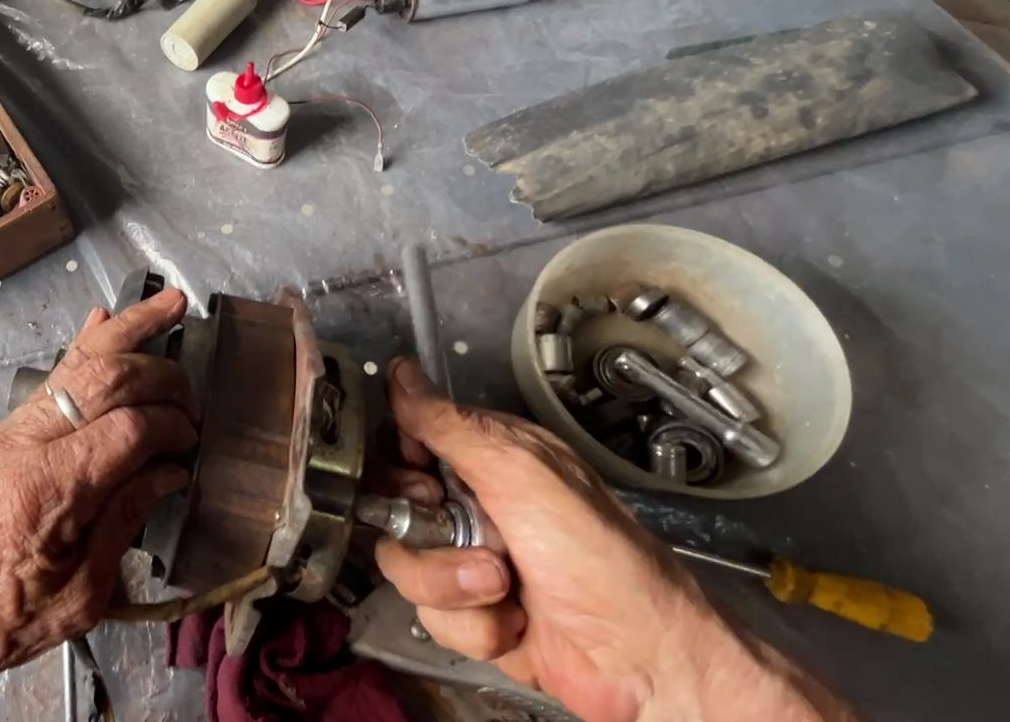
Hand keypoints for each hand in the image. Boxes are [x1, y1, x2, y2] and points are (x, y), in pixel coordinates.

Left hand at [0, 289, 197, 719]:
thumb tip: (169, 472)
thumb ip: (125, 521)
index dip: (171, 427)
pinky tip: (103, 319)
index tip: (192, 443)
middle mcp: (31, 442)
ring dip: (128, 329)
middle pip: (106, 378)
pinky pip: (54, 375)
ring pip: (79, 361)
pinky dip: (85, 344)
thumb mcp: (80, 594)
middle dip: (161, 376)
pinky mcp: (8, 427)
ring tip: (169, 305)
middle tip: (192, 399)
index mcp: (51, 490)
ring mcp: (15, 427)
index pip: (128, 429)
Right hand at [374, 358, 853, 721]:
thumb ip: (452, 425)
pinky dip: (472, 624)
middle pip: (394, 504)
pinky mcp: (473, 611)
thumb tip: (402, 375)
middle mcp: (473, 504)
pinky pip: (431, 613)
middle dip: (426, 531)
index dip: (403, 461)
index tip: (425, 480)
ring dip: (453, 584)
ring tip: (503, 589)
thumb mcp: (522, 475)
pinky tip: (513, 622)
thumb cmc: (603, 563)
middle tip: (470, 536)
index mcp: (488, 457)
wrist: (646, 666)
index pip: (406, 439)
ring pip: (405, 563)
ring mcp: (469, 559)